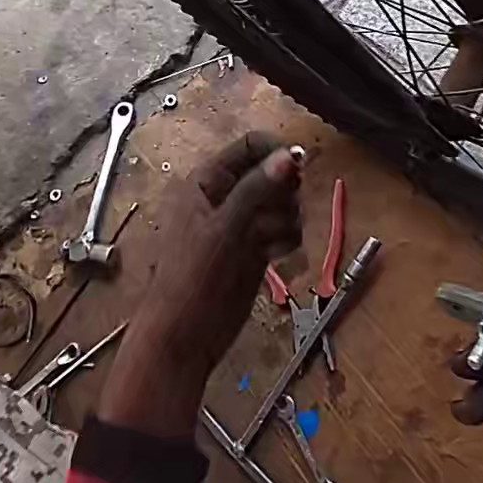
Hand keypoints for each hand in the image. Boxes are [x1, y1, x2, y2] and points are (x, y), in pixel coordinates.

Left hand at [99, 132, 302, 436]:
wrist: (184, 336)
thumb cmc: (191, 276)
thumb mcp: (223, 227)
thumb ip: (257, 188)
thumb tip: (290, 155)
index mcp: (208, 180)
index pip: (250, 146)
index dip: (276, 153)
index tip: (298, 169)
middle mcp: (228, 195)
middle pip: (274, 174)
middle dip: (284, 191)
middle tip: (279, 211)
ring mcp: (244, 223)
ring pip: (285, 204)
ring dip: (287, 220)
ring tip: (269, 242)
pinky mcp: (258, 249)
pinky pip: (286, 231)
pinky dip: (287, 241)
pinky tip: (275, 257)